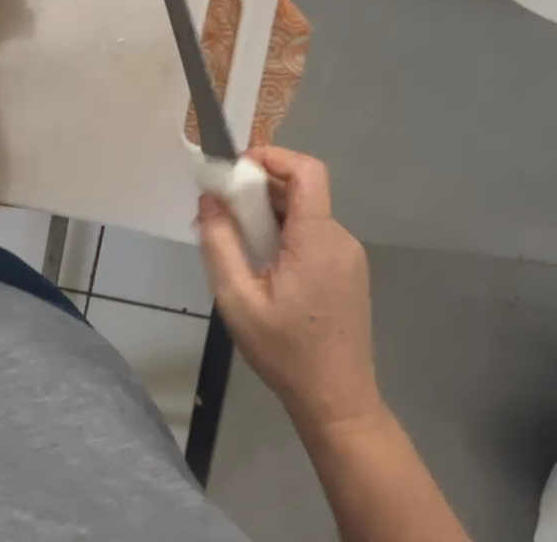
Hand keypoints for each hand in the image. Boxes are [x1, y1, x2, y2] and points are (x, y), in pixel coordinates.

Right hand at [197, 146, 382, 435]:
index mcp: (317, 241)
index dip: (271, 156)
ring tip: (232, 248)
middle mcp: (339, 240)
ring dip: (263, 217)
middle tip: (216, 216)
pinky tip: (256, 267)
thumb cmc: (285, 351)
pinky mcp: (346, 271)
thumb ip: (219, 242)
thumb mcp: (237, 298)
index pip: (307, 171)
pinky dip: (278, 235)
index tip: (233, 171)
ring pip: (300, 213)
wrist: (337, 400)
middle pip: (297, 190)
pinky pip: (308, 234)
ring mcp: (347, 256)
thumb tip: (209, 199)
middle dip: (253, 192)